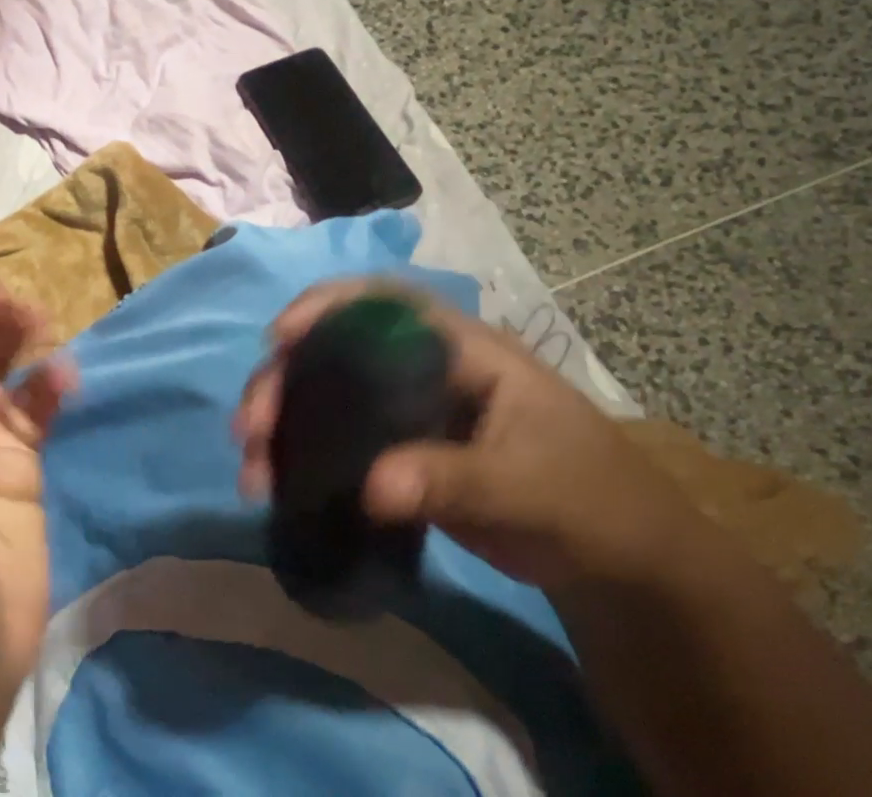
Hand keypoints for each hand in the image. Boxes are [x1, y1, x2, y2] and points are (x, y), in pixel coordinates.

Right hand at [235, 278, 709, 592]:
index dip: (326, 307)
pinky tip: (273, 484)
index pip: (385, 305)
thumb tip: (371, 485)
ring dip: (280, 425)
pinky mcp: (397, 455)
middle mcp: (424, 373)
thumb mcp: (528, 488)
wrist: (620, 567)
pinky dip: (299, 459)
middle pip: (335, 353)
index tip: (278, 338)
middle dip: (283, 381)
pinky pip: (334, 444)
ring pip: (325, 399)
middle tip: (251, 427)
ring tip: (252, 468)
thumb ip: (453, 481)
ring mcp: (408, 415)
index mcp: (464, 353)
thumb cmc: (591, 503)